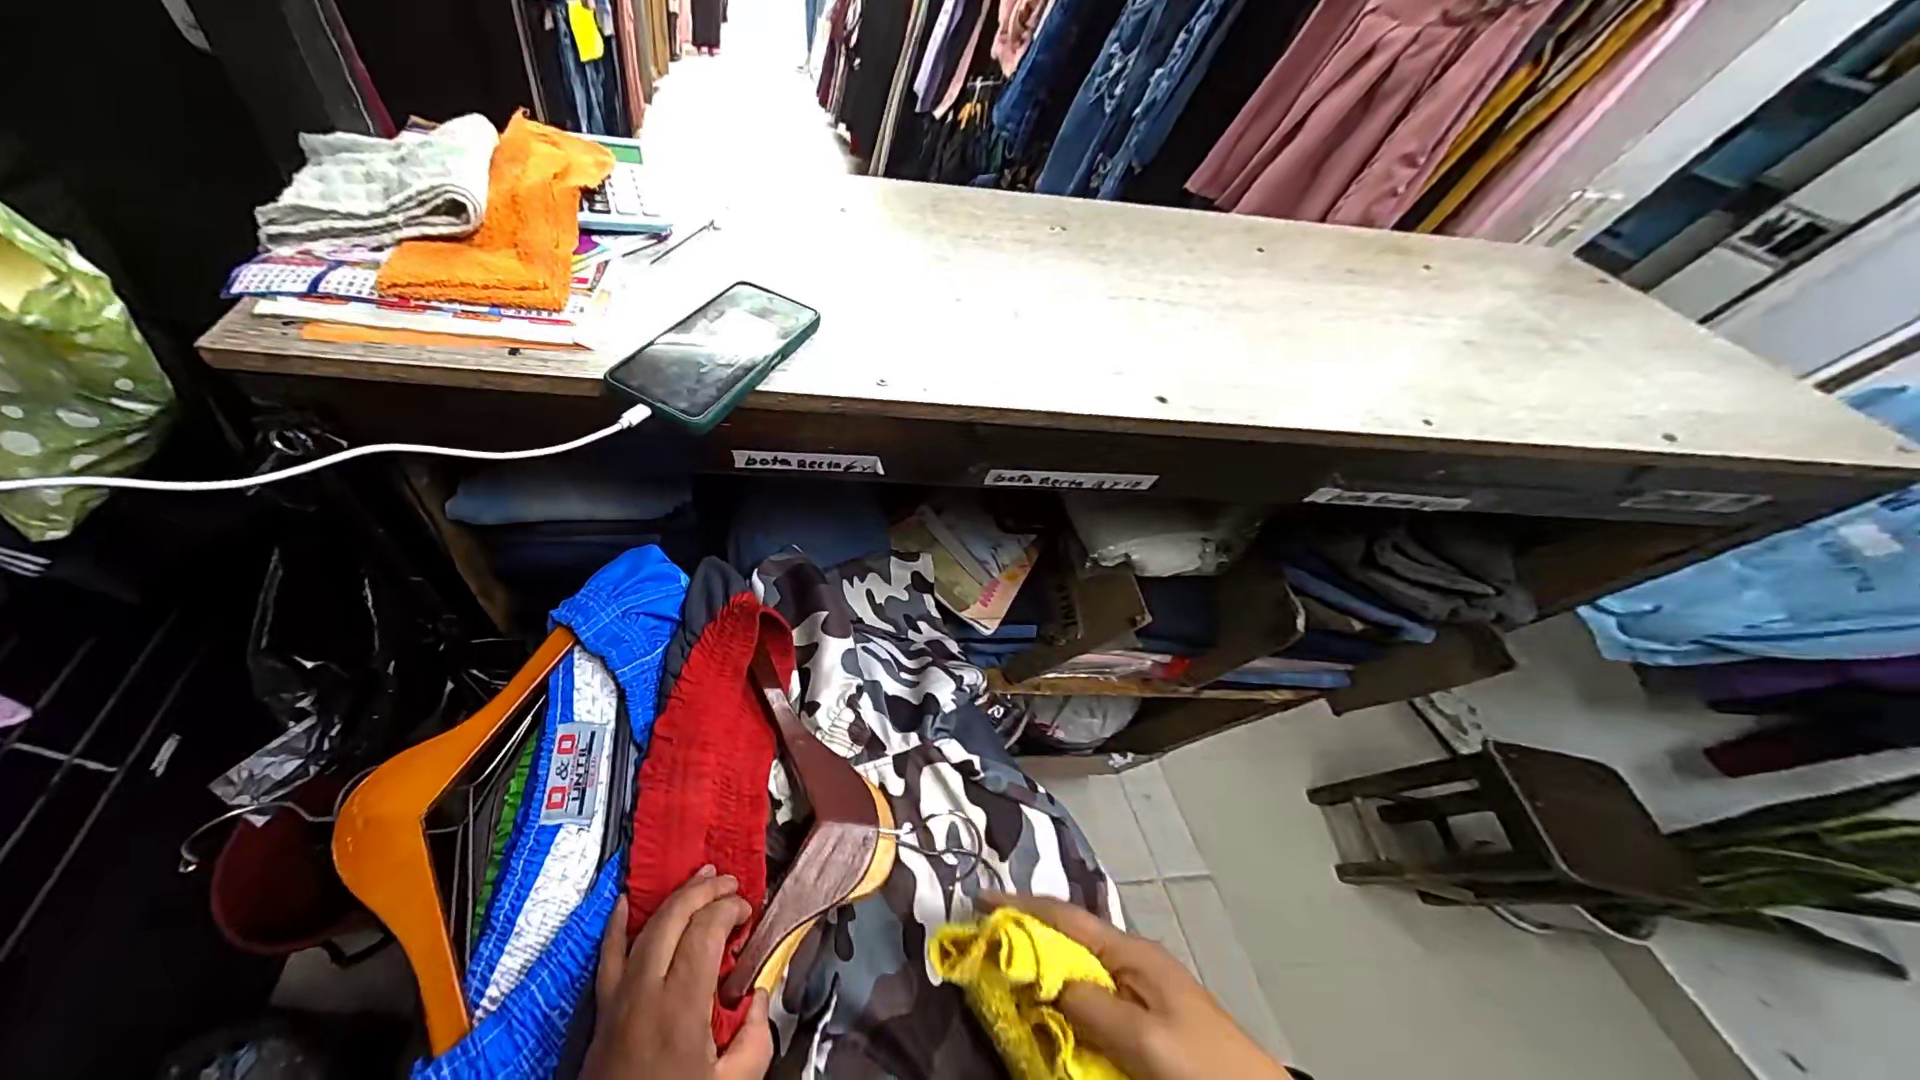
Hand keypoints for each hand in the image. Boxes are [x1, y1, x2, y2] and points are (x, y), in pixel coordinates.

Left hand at [582, 865, 773, 1079]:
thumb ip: (755, 1039)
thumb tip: (757, 999)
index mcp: (680, 1006)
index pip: (705, 930)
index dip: (730, 909)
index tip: (748, 913)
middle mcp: (645, 992)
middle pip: (674, 917)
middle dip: (706, 891)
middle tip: (732, 885)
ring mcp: (618, 999)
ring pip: (645, 927)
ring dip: (675, 897)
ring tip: (701, 878)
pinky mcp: (603, 1011)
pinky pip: (607, 956)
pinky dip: (616, 925)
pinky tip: (624, 902)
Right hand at [987, 892, 1290, 1079]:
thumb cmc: (1201, 1065)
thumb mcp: (1144, 1039)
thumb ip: (1091, 1006)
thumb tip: (1046, 981)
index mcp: (1131, 953)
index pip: (1066, 917)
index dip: (1021, 907)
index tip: (980, 902)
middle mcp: (1132, 961)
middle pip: (1068, 937)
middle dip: (1027, 934)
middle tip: (984, 942)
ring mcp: (1139, 988)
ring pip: (1077, 967)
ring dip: (1042, 966)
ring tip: (1005, 971)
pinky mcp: (1143, 1016)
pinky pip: (1091, 995)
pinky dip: (1063, 995)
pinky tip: (1047, 1006)